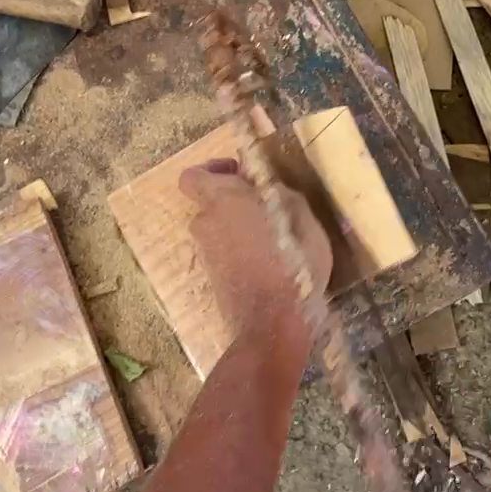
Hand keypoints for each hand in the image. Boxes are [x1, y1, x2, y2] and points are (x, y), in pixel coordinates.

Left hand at [179, 159, 333, 341]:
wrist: (273, 322)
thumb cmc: (290, 259)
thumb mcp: (299, 214)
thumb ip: (277, 191)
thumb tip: (264, 183)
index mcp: (221, 200)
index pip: (192, 176)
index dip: (212, 169)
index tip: (241, 174)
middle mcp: (206, 224)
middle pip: (209, 203)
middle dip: (234, 201)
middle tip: (268, 206)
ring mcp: (207, 255)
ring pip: (219, 230)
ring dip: (240, 227)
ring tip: (275, 238)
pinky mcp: (215, 279)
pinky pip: (226, 254)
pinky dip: (242, 252)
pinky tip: (271, 262)